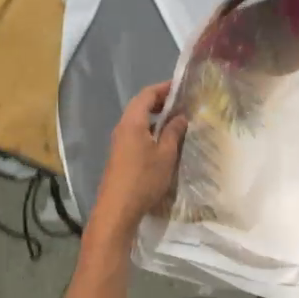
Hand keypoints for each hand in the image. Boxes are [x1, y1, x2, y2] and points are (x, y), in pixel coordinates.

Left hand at [90, 82, 185, 245]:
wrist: (116, 210)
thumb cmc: (143, 179)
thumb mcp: (165, 155)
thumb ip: (173, 132)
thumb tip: (180, 116)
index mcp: (133, 122)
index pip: (147, 94)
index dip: (164, 88)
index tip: (182, 87)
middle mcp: (123, 127)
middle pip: (140, 105)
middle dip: (160, 101)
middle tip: (181, 103)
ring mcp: (119, 142)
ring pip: (138, 120)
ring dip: (155, 117)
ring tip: (176, 120)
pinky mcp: (120, 155)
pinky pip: (135, 133)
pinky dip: (150, 129)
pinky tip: (163, 140)